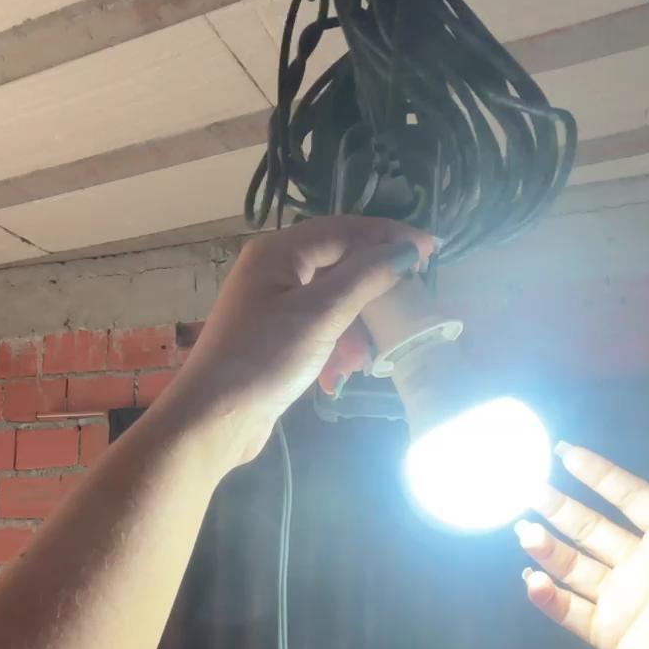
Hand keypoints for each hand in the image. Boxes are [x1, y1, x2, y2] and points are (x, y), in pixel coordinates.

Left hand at [155, 216, 435, 462]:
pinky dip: (334, 349)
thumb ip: (366, 277)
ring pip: (330, 303)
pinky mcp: (272, 340)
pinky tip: (340, 376)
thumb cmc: (265, 359)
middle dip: (372, 293)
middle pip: (339, 266)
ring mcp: (270, 307)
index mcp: (278, 252)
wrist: (215, 418)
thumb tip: (407, 251)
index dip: (390, 237)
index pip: (345, 230)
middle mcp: (272, 272)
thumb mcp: (322, 314)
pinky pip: (316, 332)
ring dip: (354, 329)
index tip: (432, 250)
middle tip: (405, 310)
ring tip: (366, 360)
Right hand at [516, 431, 648, 648]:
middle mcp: (644, 563)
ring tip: (524, 531)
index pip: (628, 496)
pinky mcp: (610, 634)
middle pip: (590, 528)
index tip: (564, 453)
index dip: (597, 474)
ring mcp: (625, 599)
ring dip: (547, 548)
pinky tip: (531, 579)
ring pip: (573, 566)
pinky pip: (569, 610)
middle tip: (527, 490)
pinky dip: (547, 596)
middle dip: (558, 508)